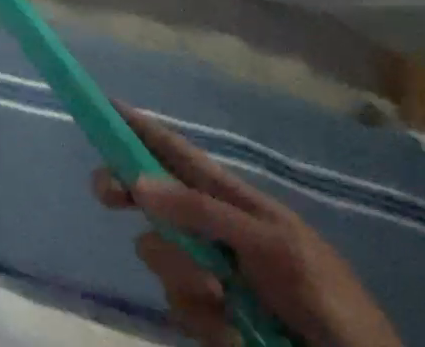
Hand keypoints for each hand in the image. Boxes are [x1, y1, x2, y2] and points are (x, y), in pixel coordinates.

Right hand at [92, 107, 400, 346]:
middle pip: (142, 193)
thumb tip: (135, 181)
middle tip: (112, 198)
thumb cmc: (322, 292)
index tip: (102, 102)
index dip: (138, 127)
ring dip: (180, 271)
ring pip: (153, 248)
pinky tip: (227, 322)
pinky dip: (196, 312)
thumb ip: (204, 210)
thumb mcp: (274, 244)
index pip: (175, 152)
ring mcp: (202, 267)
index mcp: (231, 201)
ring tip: (220, 296)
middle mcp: (208, 227)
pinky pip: (171, 298)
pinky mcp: (200, 307)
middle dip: (122, 191)